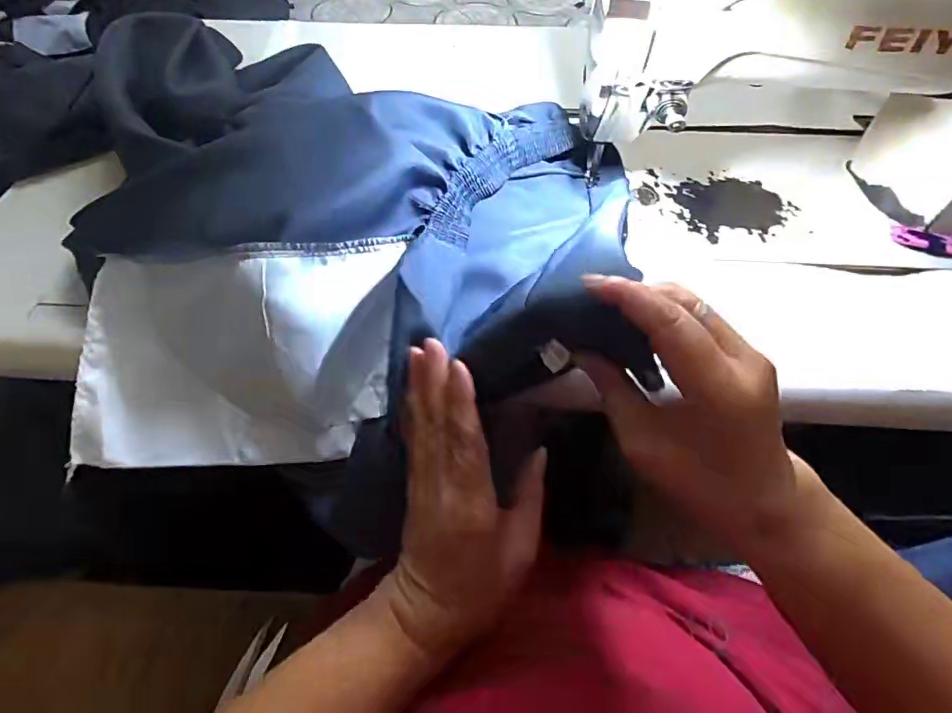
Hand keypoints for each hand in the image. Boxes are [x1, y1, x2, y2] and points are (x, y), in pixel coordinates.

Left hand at [377, 339, 546, 657]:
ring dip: (419, 385)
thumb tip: (539, 449)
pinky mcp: (413, 478)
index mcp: (470, 501)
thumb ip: (530, 496)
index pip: (465, 444)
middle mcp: (440, 483)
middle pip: (436, 425)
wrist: (426, 611)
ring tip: (418, 350)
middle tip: (431, 342)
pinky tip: (412, 383)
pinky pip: (414, 435)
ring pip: (421, 425)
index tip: (459, 365)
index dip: (461, 403)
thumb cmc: (482, 585)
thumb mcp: (521, 550)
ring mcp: (421, 479)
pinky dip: (413, 405)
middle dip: (434, 381)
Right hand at [576, 276, 823, 550]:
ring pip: (694, 303)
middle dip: (636, 290)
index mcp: (719, 387)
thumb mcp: (643, 443)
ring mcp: (751, 352)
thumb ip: (613, 390)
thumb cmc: (701, 483)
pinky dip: (668, 309)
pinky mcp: (748, 352)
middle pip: (684, 303)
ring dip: (652, 296)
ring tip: (613, 302)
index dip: (628, 296)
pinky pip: (702, 315)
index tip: (590, 284)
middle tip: (595, 293)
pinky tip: (642, 317)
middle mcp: (743, 360)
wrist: (764, 501)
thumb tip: (583, 349)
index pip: (671, 321)